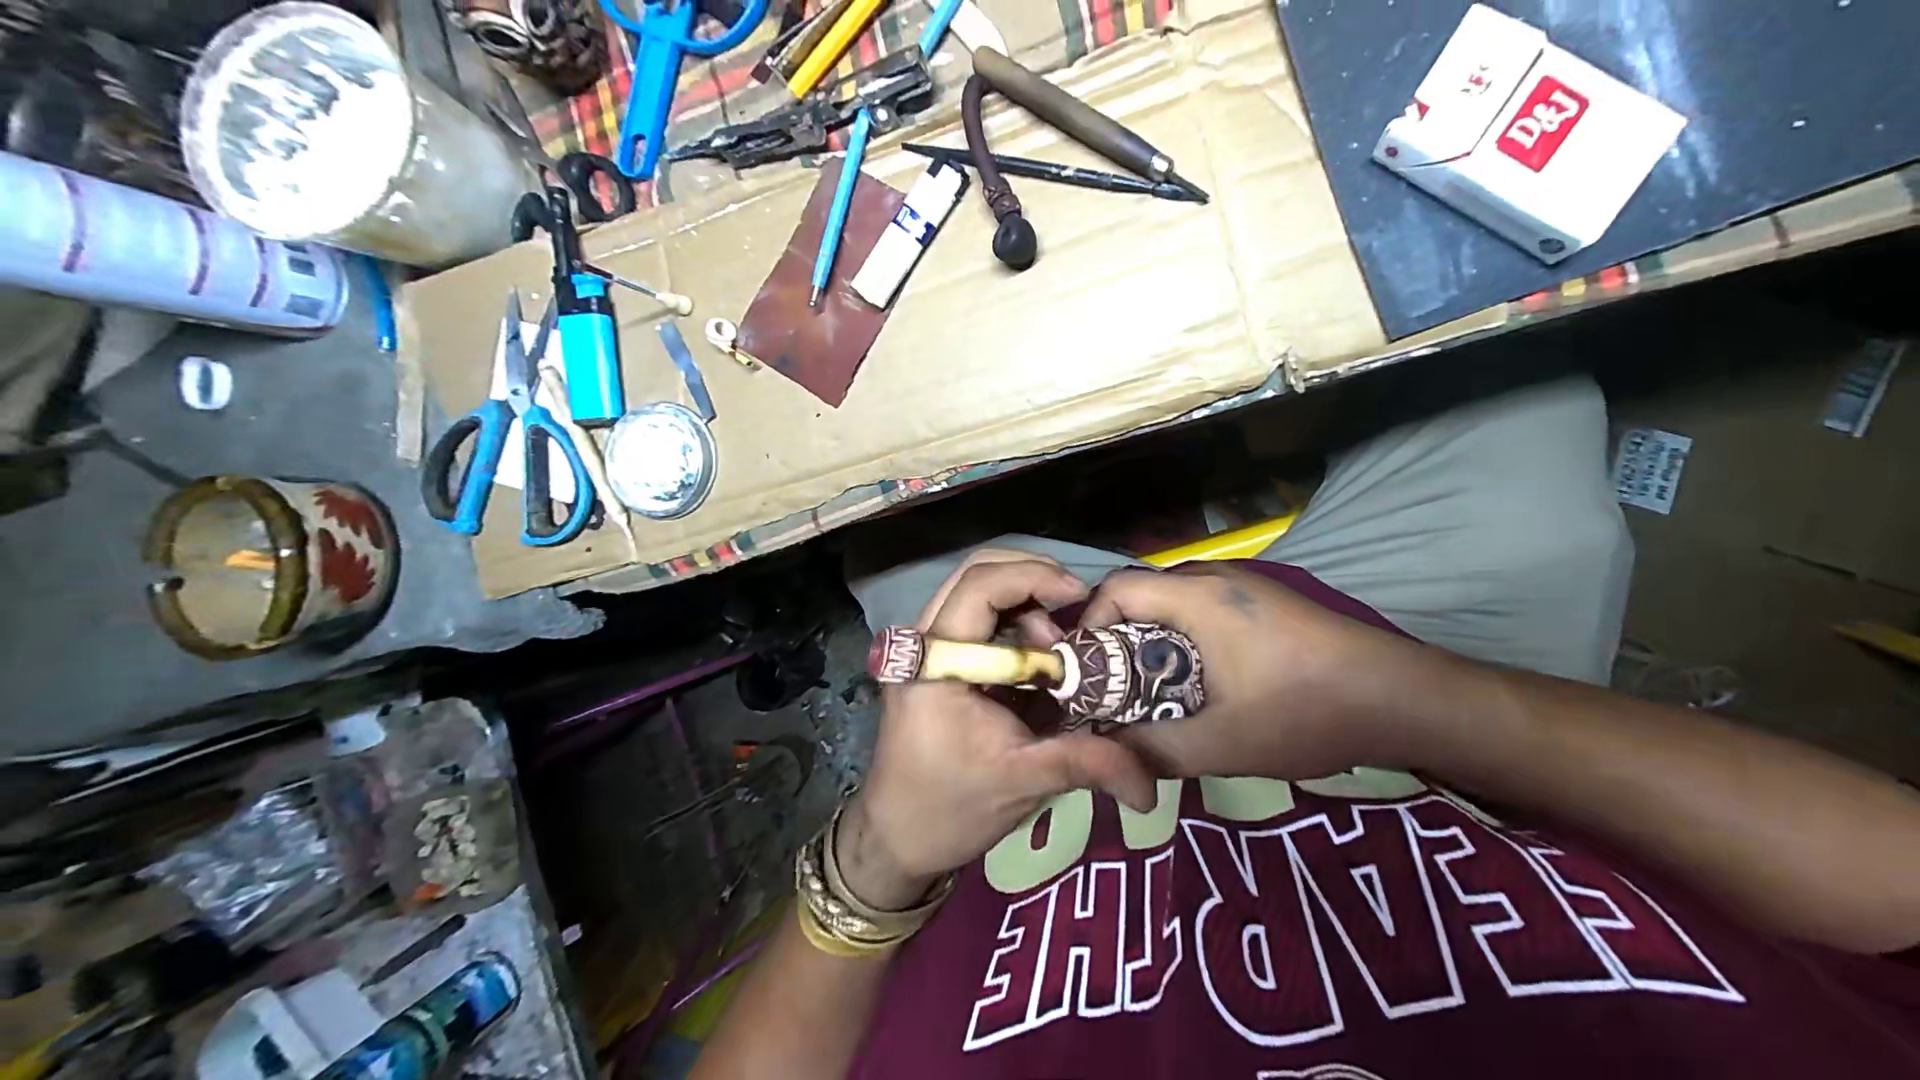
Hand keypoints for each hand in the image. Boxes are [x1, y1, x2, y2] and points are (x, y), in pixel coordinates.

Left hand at [840, 553, 1157, 908]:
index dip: (1033, 578)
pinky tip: (1044, 656)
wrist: (898, 836)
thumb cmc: (949, 808)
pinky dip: (1016, 623)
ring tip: (1061, 646)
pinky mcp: (940, 660)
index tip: (1080, 596)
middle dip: (1032, 578)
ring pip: (978, 592)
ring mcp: (929, 648)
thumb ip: (1085, 764)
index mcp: (935, 662)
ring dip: (1025, 603)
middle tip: (1076, 605)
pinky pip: (980, 620)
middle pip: (977, 573)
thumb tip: (1152, 786)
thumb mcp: (1021, 781)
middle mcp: (926, 641)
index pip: (978, 586)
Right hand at [1081, 564, 1445, 781]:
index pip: (1116, 588)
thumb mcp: (1223, 743)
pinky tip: (1197, 681)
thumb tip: (1105, 760)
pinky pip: (1199, 608)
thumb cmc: (1308, 712)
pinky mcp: (1264, 601)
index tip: (1085, 673)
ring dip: (1150, 640)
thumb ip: (1153, 751)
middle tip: (1112, 690)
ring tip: (1150, 690)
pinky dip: (1180, 638)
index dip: (1088, 625)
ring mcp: (1244, 585)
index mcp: (1198, 597)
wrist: (1407, 699)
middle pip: (1140, 594)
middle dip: (1117, 640)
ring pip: (1170, 602)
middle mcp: (1214, 578)